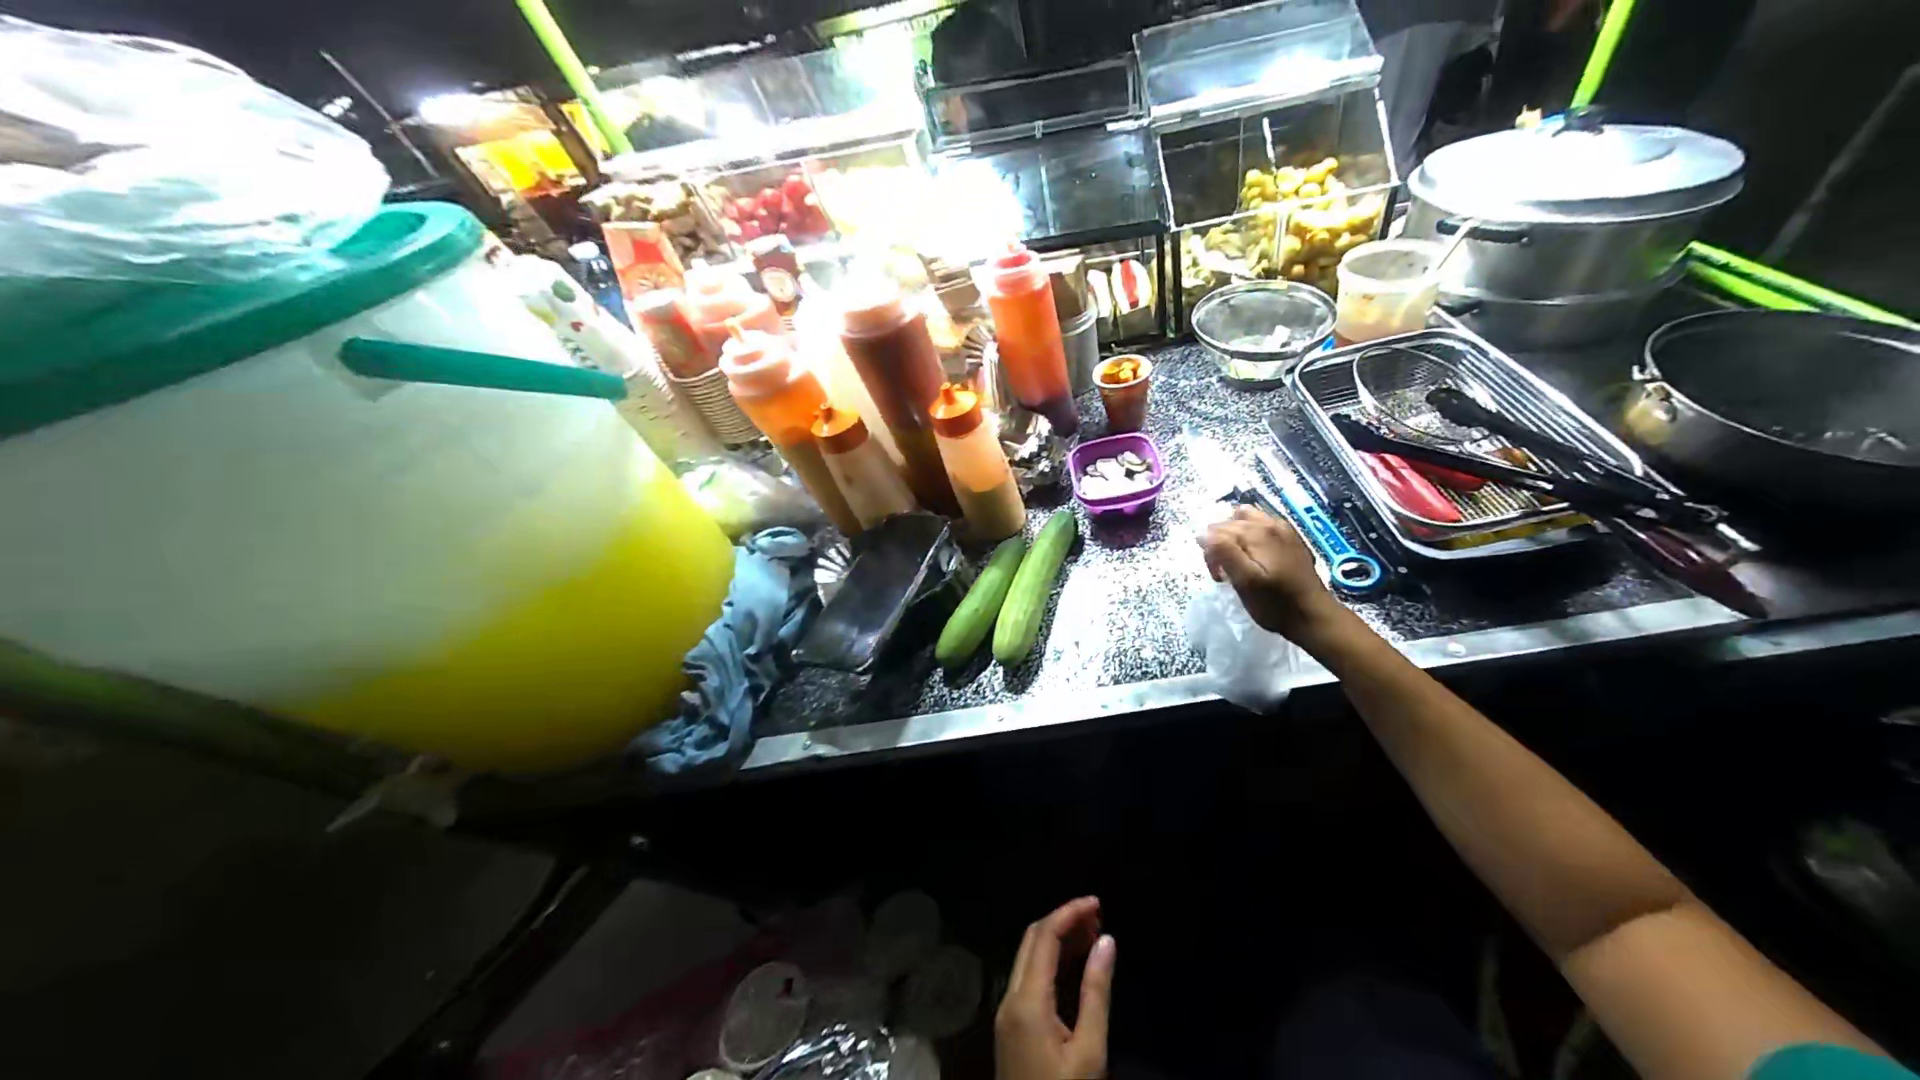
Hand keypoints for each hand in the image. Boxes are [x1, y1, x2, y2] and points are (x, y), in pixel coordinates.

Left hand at [995, 897, 1115, 1079]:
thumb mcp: (1090, 1051)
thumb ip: (1096, 993)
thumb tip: (1107, 941)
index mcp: (1026, 1000)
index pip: (1044, 937)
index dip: (1069, 912)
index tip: (1097, 902)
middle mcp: (1010, 998)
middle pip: (1032, 941)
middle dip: (1063, 920)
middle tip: (1098, 915)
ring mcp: (1007, 1012)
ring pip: (1029, 957)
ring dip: (1057, 938)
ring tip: (1093, 932)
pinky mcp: (1011, 1025)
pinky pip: (1029, 977)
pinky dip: (1051, 961)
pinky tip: (1075, 962)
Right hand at [1202, 506, 1343, 645]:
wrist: (1313, 615)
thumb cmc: (1275, 603)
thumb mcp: (1245, 581)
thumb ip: (1224, 553)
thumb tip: (1203, 535)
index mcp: (1256, 532)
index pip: (1215, 531)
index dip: (1211, 553)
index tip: (1219, 576)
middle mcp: (1269, 523)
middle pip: (1228, 524)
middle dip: (1220, 545)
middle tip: (1227, 574)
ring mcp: (1282, 529)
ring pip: (1244, 520)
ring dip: (1234, 537)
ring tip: (1239, 561)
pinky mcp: (1289, 538)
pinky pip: (1261, 525)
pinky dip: (1250, 536)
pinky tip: (1255, 557)